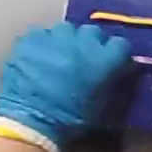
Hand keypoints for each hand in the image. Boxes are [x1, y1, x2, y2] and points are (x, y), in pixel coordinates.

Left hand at [0, 23, 132, 151]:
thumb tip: (118, 73)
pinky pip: (43, 35)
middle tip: (85, 60)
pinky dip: (44, 44)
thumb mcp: (102, 105)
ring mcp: (55, 36)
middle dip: (91, 44)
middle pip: (93, 32)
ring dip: (67, 41)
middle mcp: (82, 40)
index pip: (121, 45)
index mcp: (104, 58)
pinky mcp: (31, 37)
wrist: (30, 122)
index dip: (116, 54)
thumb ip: (112, 83)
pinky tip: (39, 59)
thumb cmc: (71, 120)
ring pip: (67, 30)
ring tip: (60, 57)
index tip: (113, 64)